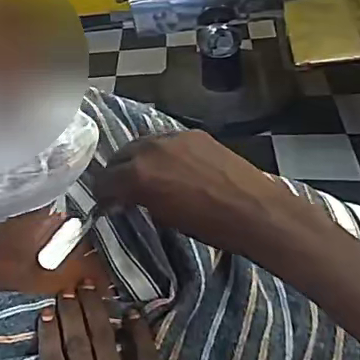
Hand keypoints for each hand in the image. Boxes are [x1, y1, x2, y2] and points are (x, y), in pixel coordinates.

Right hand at [96, 130, 299, 250]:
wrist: (256, 211)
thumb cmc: (209, 225)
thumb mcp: (164, 217)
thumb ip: (140, 201)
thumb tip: (129, 198)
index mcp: (137, 174)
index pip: (104, 179)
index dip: (102, 193)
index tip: (107, 203)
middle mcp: (149, 148)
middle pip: (119, 156)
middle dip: (117, 173)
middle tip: (122, 189)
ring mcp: (173, 136)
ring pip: (142, 144)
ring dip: (138, 159)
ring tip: (147, 175)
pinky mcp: (194, 134)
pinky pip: (166, 140)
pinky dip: (162, 152)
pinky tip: (173, 166)